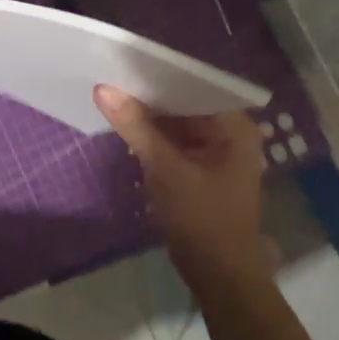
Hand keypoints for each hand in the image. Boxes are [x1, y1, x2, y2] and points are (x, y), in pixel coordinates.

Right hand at [94, 86, 267, 289]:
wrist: (219, 276)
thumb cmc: (202, 218)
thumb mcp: (165, 169)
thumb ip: (135, 126)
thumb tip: (102, 88)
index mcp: (235, 130)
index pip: (196, 87)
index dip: (161, 75)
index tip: (125, 64)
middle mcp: (231, 137)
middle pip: (185, 105)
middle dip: (151, 96)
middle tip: (112, 78)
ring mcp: (216, 155)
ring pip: (177, 124)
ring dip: (149, 117)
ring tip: (113, 97)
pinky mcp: (201, 172)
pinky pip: (174, 142)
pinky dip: (153, 137)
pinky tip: (125, 127)